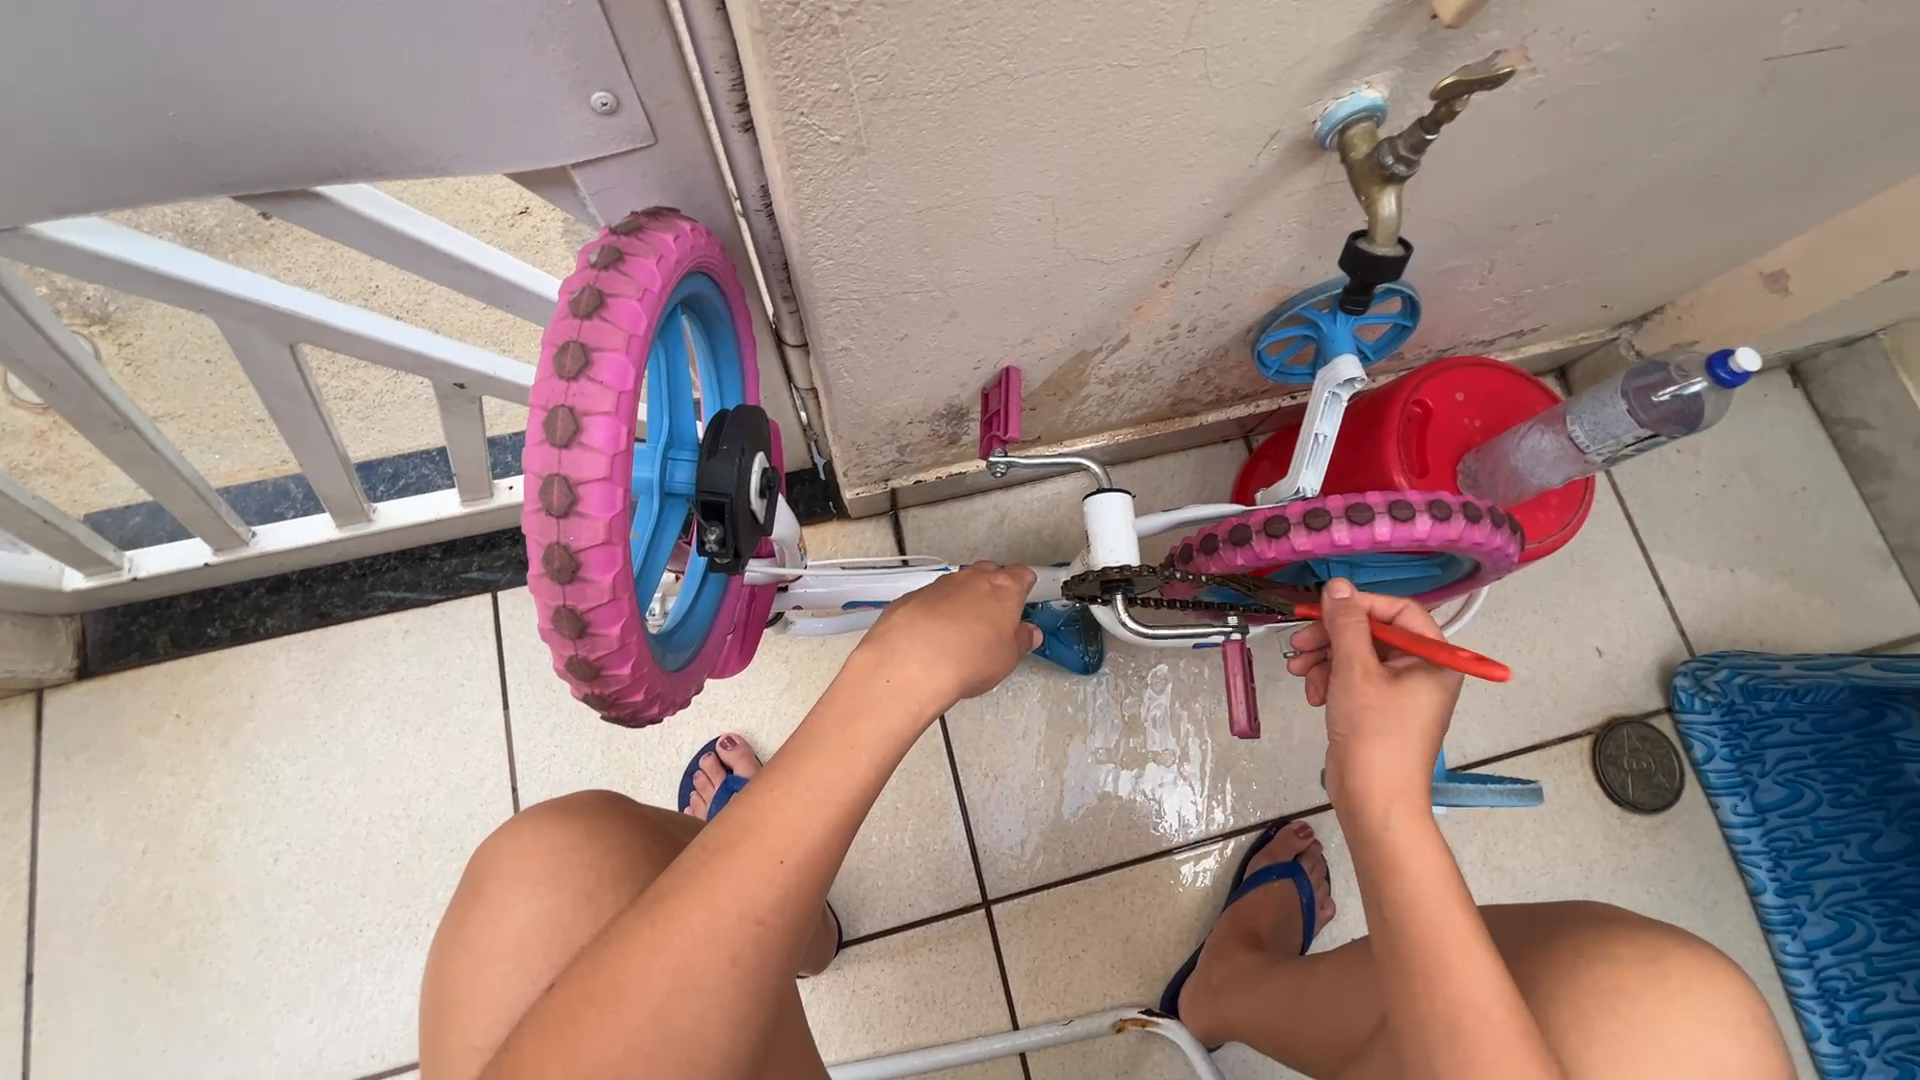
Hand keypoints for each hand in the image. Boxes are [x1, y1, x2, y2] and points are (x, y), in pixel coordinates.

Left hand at [848, 562, 1041, 715]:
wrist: (912, 662)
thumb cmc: (967, 658)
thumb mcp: (1007, 658)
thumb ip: (1020, 641)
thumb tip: (1028, 634)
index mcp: (1003, 588)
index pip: (1021, 574)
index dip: (1024, 585)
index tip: (1024, 595)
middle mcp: (972, 579)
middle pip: (988, 573)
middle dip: (993, 590)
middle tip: (994, 618)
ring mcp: (940, 585)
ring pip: (958, 585)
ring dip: (962, 601)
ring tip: (962, 632)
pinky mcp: (913, 596)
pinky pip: (931, 599)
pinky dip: (935, 611)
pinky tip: (933, 636)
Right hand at [1285, 578, 1462, 816]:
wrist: (1374, 799)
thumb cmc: (1373, 732)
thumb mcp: (1355, 670)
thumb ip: (1346, 623)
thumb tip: (1337, 585)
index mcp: (1433, 658)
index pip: (1398, 611)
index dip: (1358, 606)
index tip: (1322, 610)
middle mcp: (1422, 670)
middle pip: (1372, 633)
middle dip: (1332, 637)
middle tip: (1299, 643)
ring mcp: (1400, 691)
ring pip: (1356, 655)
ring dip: (1324, 659)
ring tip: (1300, 673)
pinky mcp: (1378, 708)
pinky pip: (1352, 679)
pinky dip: (1329, 681)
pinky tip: (1315, 696)